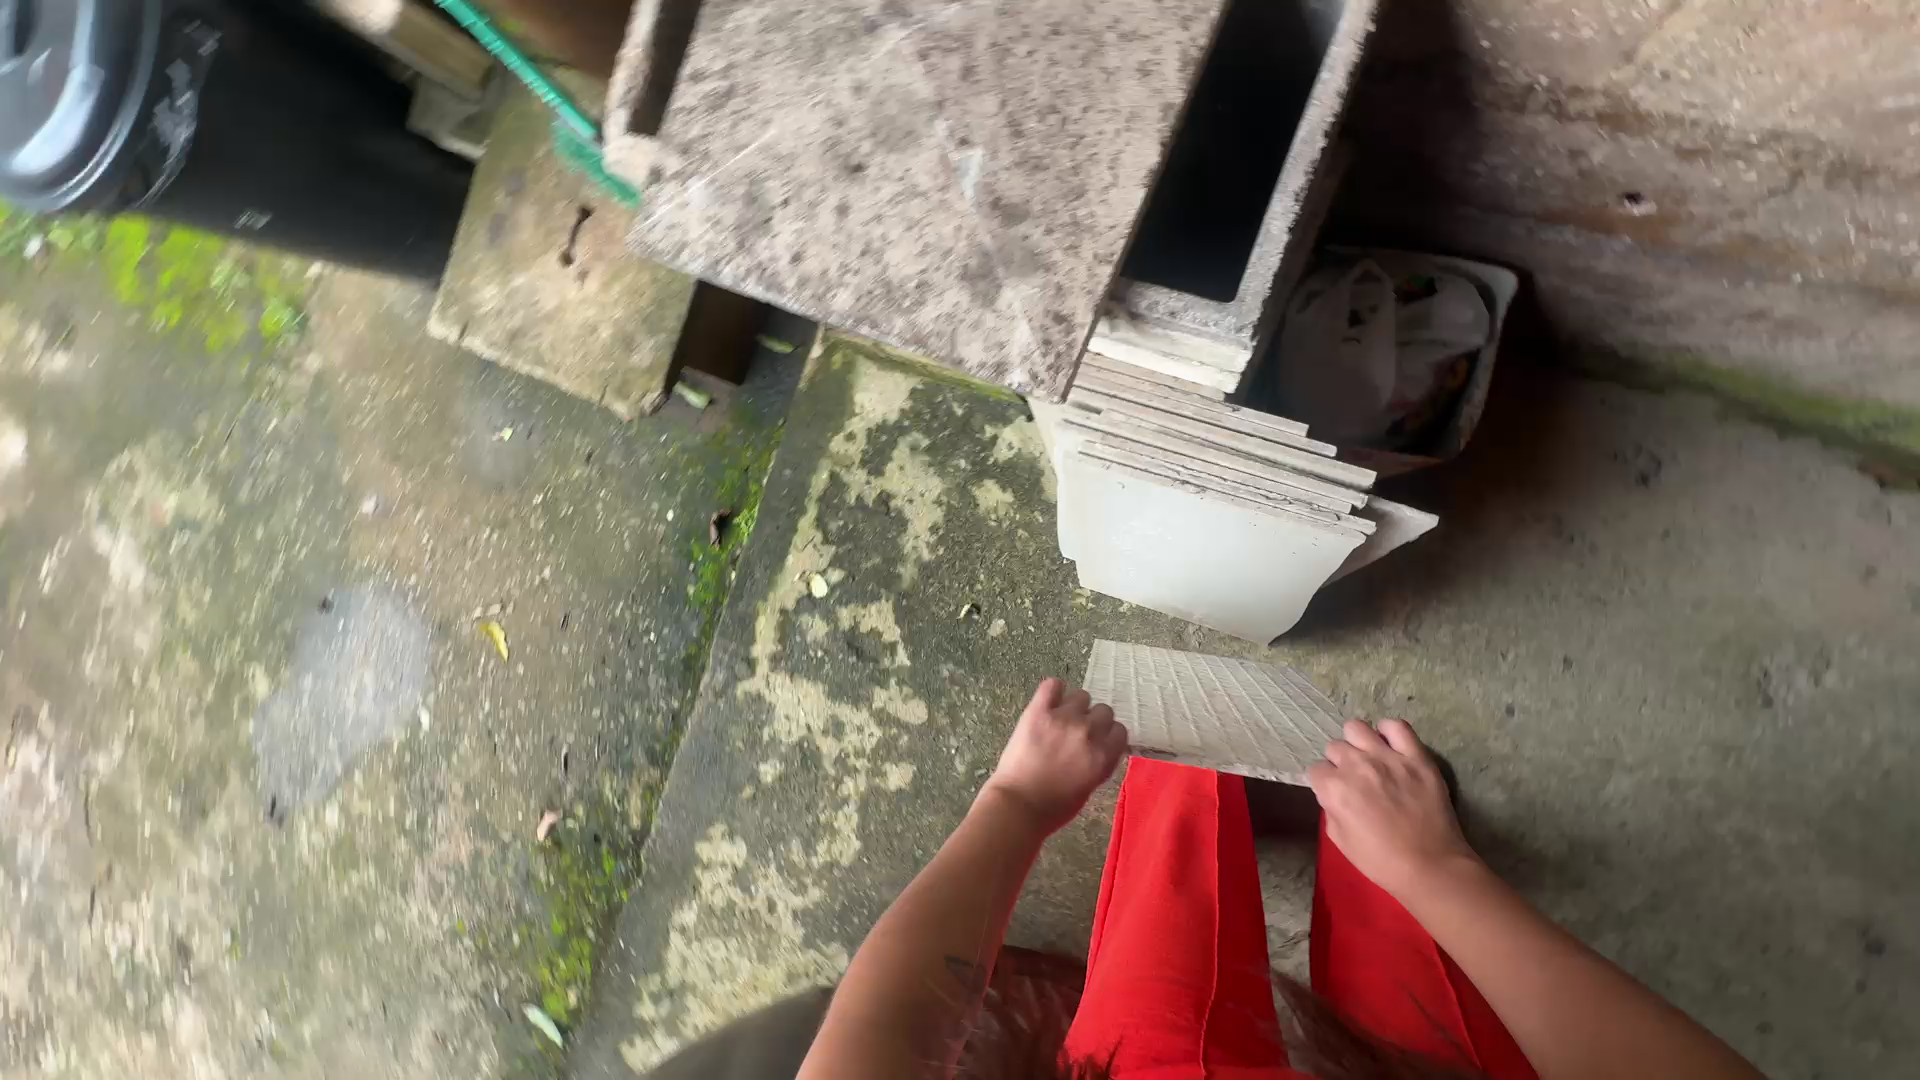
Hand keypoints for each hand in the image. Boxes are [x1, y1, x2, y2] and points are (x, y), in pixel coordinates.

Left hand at [979, 678, 1128, 835]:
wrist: (1018, 805)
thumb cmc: (1055, 806)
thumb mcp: (1090, 787)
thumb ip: (1099, 762)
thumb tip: (1100, 746)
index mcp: (1103, 756)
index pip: (1119, 731)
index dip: (1107, 736)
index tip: (1097, 741)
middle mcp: (1088, 733)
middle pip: (1104, 711)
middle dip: (1093, 721)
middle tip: (1076, 732)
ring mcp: (1064, 719)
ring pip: (1081, 695)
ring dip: (1074, 706)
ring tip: (1060, 719)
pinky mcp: (1039, 711)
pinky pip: (1053, 685)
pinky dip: (1053, 690)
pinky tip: (1048, 702)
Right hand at [1308, 718, 1481, 900]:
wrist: (1432, 867)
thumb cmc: (1381, 860)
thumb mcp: (1338, 839)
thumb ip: (1329, 808)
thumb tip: (1332, 793)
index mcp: (1334, 788)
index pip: (1316, 770)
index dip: (1325, 783)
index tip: (1336, 794)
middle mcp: (1356, 766)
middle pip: (1335, 747)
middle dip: (1340, 763)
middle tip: (1355, 780)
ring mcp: (1388, 758)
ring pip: (1356, 728)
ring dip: (1357, 743)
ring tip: (1369, 758)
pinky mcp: (1416, 758)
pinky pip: (1397, 727)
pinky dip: (1389, 732)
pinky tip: (1390, 746)